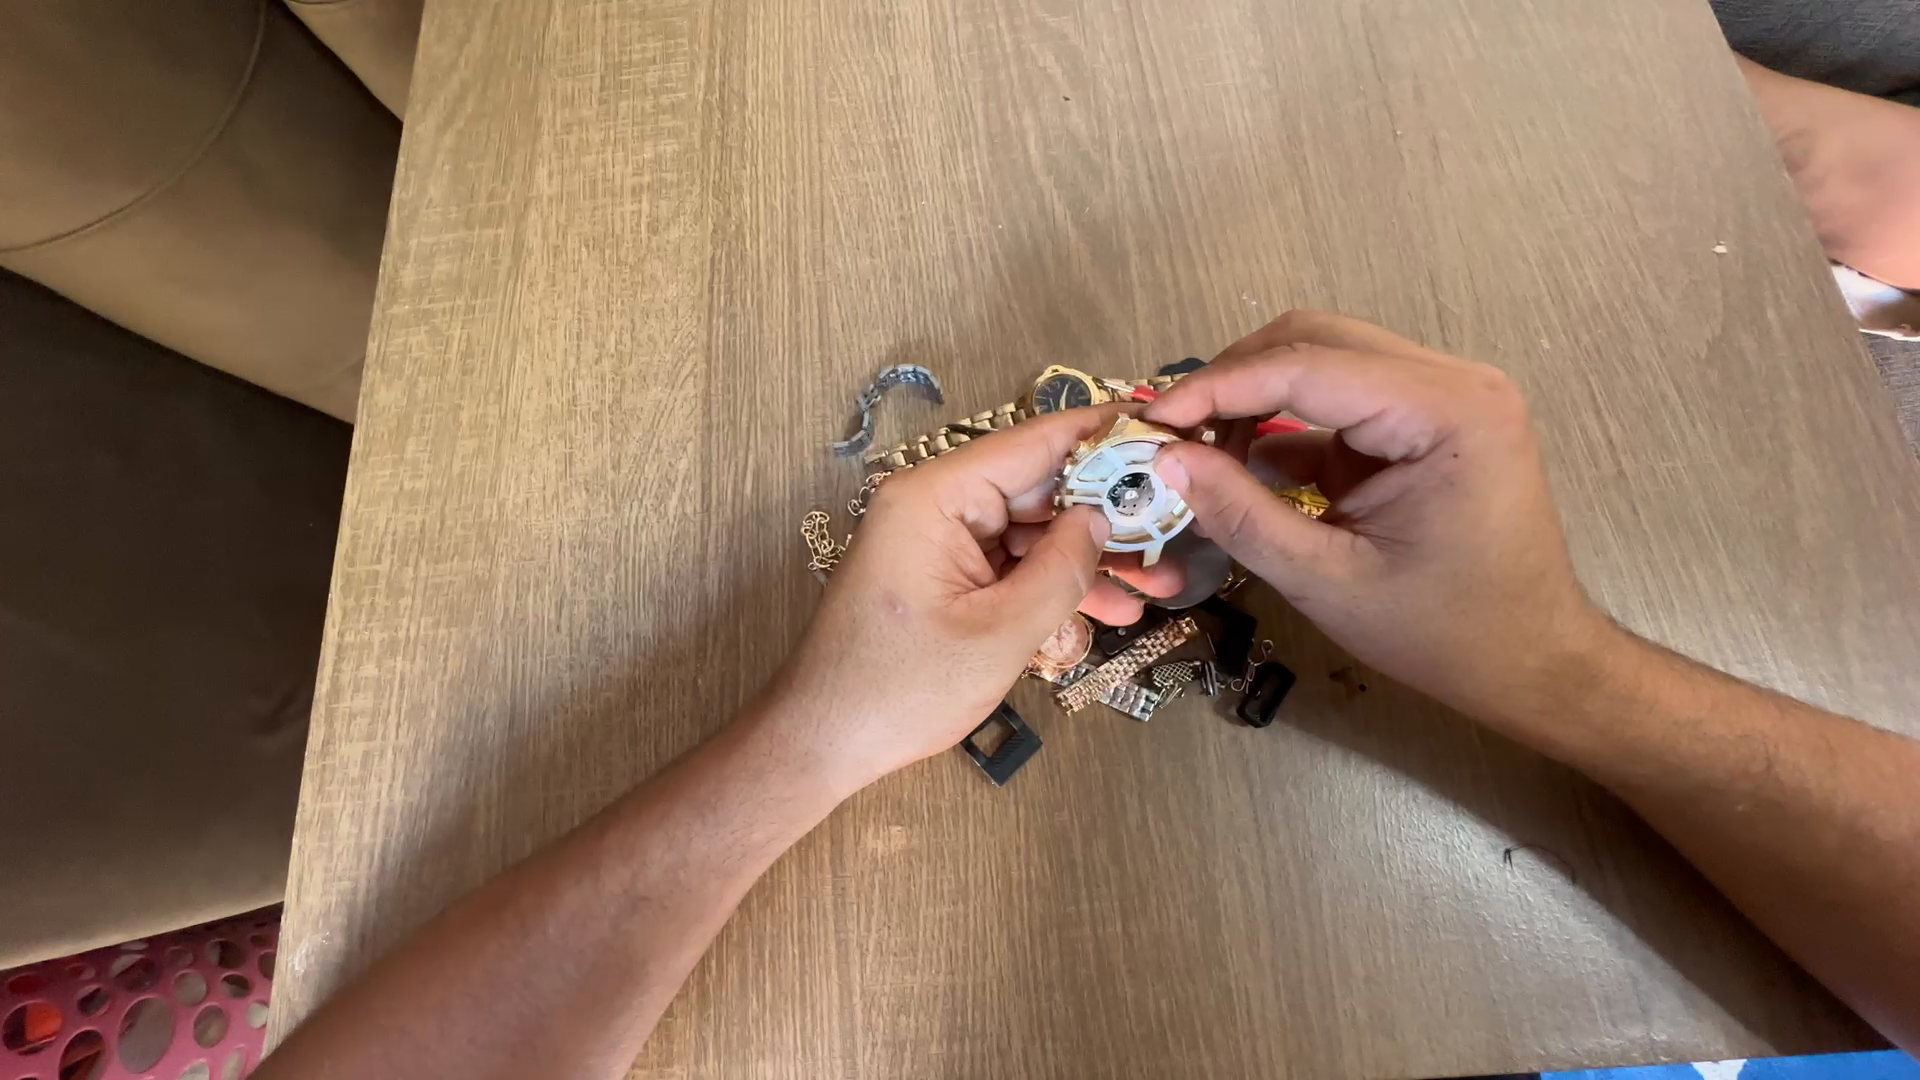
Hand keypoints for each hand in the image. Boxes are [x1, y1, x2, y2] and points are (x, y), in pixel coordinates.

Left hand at [768, 405, 1179, 792]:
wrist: (825, 742)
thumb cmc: (903, 688)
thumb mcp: (1000, 633)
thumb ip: (1061, 569)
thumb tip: (1101, 518)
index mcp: (935, 496)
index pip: (1032, 444)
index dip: (1100, 434)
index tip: (1162, 428)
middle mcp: (935, 504)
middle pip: (1036, 489)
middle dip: (1105, 514)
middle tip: (1175, 524)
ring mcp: (938, 541)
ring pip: (1029, 532)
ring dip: (1087, 559)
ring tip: (1157, 584)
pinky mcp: (943, 575)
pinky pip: (1008, 565)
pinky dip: (1051, 584)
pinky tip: (1109, 608)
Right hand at [1144, 311, 1608, 721]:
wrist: (1526, 660)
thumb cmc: (1438, 631)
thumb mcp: (1324, 579)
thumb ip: (1240, 514)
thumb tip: (1165, 460)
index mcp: (1444, 411)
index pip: (1305, 367)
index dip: (1216, 388)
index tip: (1150, 422)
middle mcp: (1447, 381)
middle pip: (1310, 340)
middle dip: (1229, 381)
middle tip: (1170, 433)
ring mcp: (1433, 397)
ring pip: (1315, 359)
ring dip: (1247, 397)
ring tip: (1199, 452)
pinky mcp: (1412, 423)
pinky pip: (1328, 399)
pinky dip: (1273, 423)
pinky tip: (1238, 466)